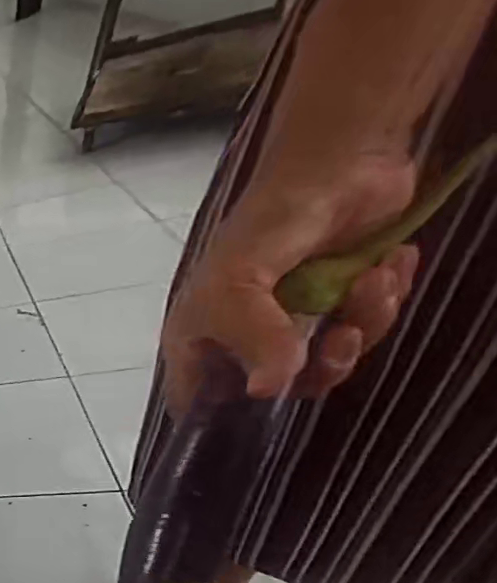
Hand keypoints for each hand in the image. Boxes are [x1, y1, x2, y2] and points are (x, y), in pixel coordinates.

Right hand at [160, 151, 419, 408]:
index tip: (256, 414)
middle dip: (319, 367)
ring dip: (365, 324)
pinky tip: (384, 266)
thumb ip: (255, 339)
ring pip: (333, 357)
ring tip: (369, 283)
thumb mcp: (238, 288)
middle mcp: (243, 337)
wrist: (340, 168)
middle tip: (341, 340)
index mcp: (200, 339)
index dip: (219, 415)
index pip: (197, 396)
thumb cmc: (263, 231)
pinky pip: (372, 324)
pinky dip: (386, 298)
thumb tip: (270, 391)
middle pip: (280, 385)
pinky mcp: (345, 299)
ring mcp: (296, 319)